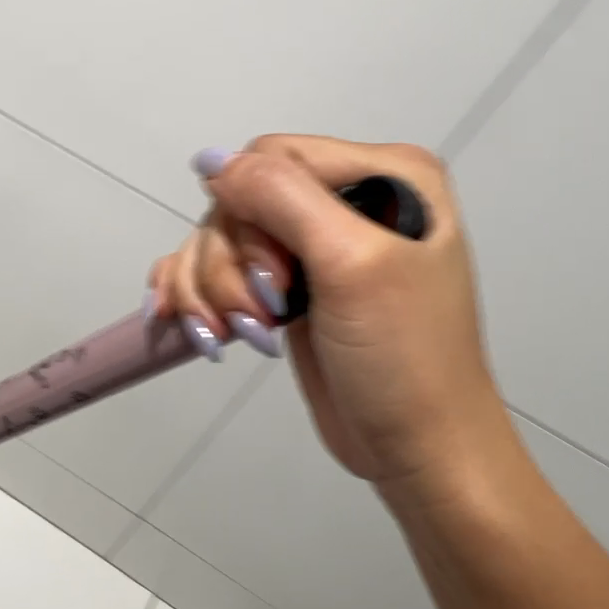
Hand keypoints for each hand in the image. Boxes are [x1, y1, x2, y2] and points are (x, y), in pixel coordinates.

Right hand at [148, 135, 506, 487]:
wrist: (417, 450)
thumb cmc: (403, 358)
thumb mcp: (352, 263)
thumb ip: (281, 196)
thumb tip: (210, 160)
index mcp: (383, 172)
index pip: (271, 157)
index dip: (251, 214)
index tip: (278, 282)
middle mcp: (346, 198)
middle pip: (238, 201)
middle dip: (229, 266)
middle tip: (261, 320)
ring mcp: (313, 246)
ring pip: (219, 239)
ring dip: (211, 290)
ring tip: (231, 338)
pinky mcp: (287, 286)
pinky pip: (217, 268)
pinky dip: (195, 294)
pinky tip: (191, 324)